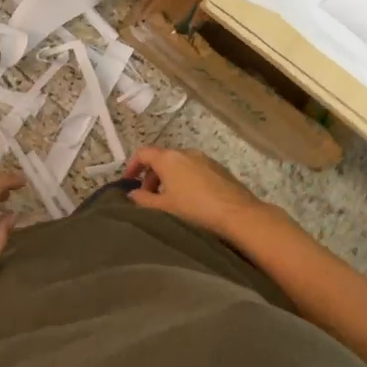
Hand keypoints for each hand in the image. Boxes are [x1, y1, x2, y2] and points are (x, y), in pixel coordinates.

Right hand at [123, 146, 270, 240]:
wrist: (238, 215)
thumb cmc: (194, 209)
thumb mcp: (164, 208)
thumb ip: (143, 200)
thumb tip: (131, 194)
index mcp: (168, 158)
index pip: (143, 154)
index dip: (132, 166)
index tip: (128, 182)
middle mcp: (185, 152)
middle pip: (161, 159)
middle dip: (151, 176)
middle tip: (148, 197)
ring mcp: (204, 159)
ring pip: (179, 165)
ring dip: (169, 179)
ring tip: (169, 201)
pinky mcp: (219, 169)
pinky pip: (194, 170)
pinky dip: (185, 180)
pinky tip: (191, 201)